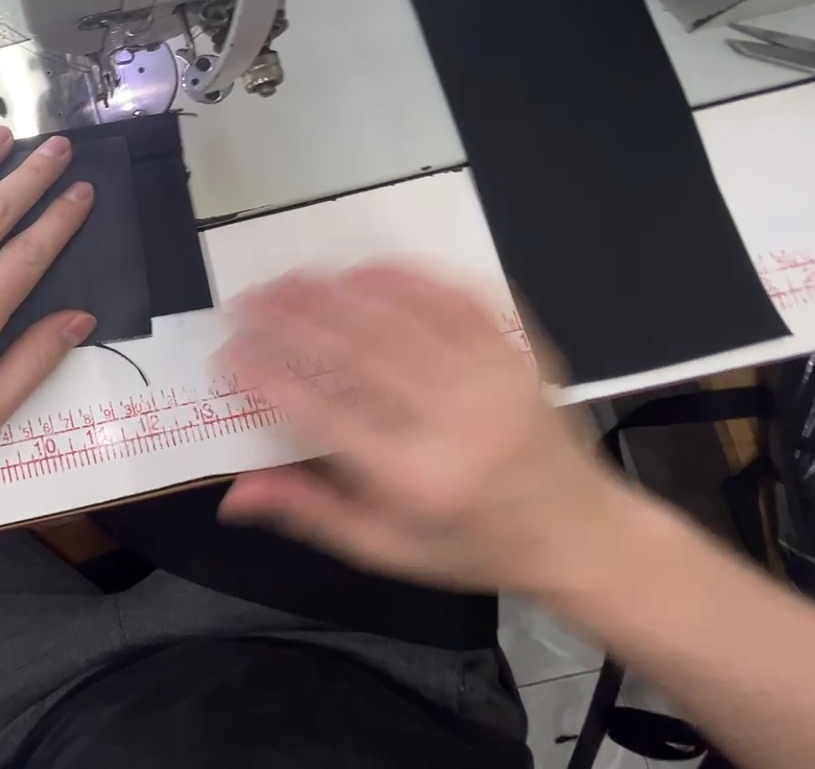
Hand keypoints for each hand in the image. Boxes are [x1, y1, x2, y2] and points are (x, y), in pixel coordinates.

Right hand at [215, 264, 634, 595]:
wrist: (585, 537)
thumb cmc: (471, 544)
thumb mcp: (385, 548)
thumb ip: (309, 512)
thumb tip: (233, 494)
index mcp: (416, 479)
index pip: (321, 414)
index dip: (266, 376)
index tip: (229, 353)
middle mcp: (455, 424)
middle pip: (354, 352)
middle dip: (289, 319)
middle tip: (246, 300)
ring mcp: (493, 381)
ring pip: (398, 317)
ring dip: (334, 291)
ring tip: (288, 277)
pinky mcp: (519, 355)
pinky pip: (458, 300)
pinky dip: (408, 277)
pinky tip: (365, 265)